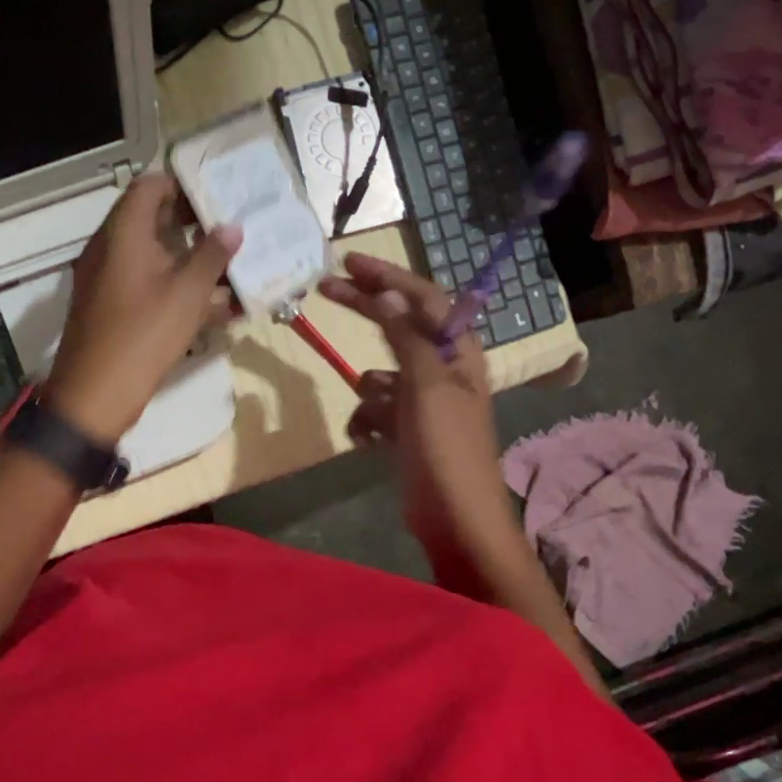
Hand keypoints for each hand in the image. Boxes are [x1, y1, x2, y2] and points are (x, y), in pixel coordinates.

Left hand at [44, 174, 242, 443]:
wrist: (93, 397)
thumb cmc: (142, 337)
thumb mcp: (186, 295)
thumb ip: (212, 256)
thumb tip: (232, 227)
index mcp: (122, 233)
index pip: (149, 186)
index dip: (183, 186)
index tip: (217, 197)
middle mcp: (108, 249)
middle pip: (150, 221)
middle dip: (192, 226)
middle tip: (230, 233)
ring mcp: (105, 281)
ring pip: (152, 259)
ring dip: (188, 262)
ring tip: (231, 270)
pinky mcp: (109, 311)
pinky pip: (146, 288)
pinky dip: (175, 290)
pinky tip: (214, 309)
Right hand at [318, 253, 516, 552]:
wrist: (455, 519)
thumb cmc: (447, 450)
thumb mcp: (427, 388)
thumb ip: (407, 339)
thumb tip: (387, 295)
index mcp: (458, 352)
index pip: (421, 299)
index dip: (387, 278)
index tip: (348, 263)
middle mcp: (443, 370)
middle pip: (398, 326)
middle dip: (365, 311)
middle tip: (324, 289)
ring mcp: (424, 402)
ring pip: (380, 377)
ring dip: (368, 393)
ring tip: (372, 416)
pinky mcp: (408, 432)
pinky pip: (376, 411)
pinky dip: (367, 422)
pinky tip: (367, 442)